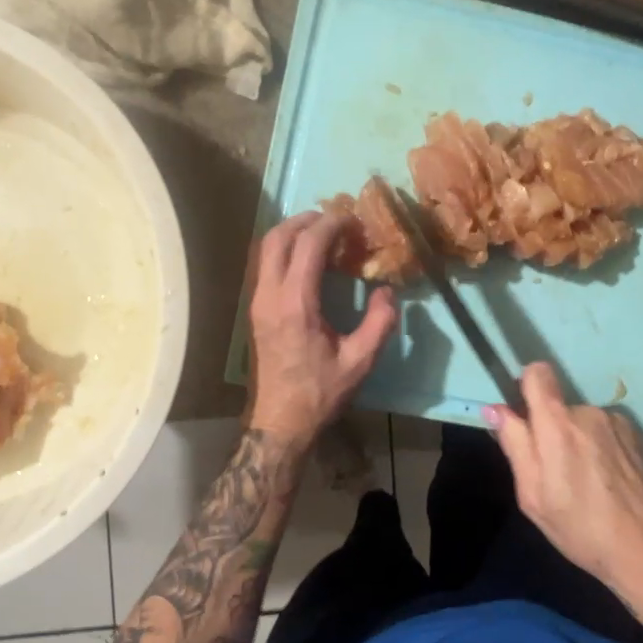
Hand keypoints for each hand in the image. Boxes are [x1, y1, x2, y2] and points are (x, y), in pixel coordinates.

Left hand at [247, 212, 397, 444]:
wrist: (280, 422)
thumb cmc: (319, 394)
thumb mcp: (360, 362)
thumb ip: (379, 323)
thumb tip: (387, 292)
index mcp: (295, 304)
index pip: (308, 245)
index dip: (331, 225)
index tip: (352, 220)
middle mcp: (269, 295)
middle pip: (277, 237)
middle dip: (306, 220)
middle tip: (335, 221)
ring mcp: (257, 302)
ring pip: (266, 249)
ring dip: (292, 233)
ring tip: (322, 236)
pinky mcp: (255, 311)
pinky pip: (265, 266)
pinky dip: (284, 251)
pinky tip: (308, 262)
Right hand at [488, 363, 642, 590]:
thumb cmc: (580, 528)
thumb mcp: (532, 494)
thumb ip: (514, 445)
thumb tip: (495, 409)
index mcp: (558, 423)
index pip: (537, 374)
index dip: (525, 387)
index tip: (523, 417)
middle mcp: (589, 413)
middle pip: (559, 407)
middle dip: (550, 431)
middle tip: (553, 475)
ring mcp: (617, 424)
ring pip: (583, 423)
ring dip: (577, 443)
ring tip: (584, 485)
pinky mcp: (638, 438)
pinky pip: (605, 434)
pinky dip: (601, 450)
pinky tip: (607, 484)